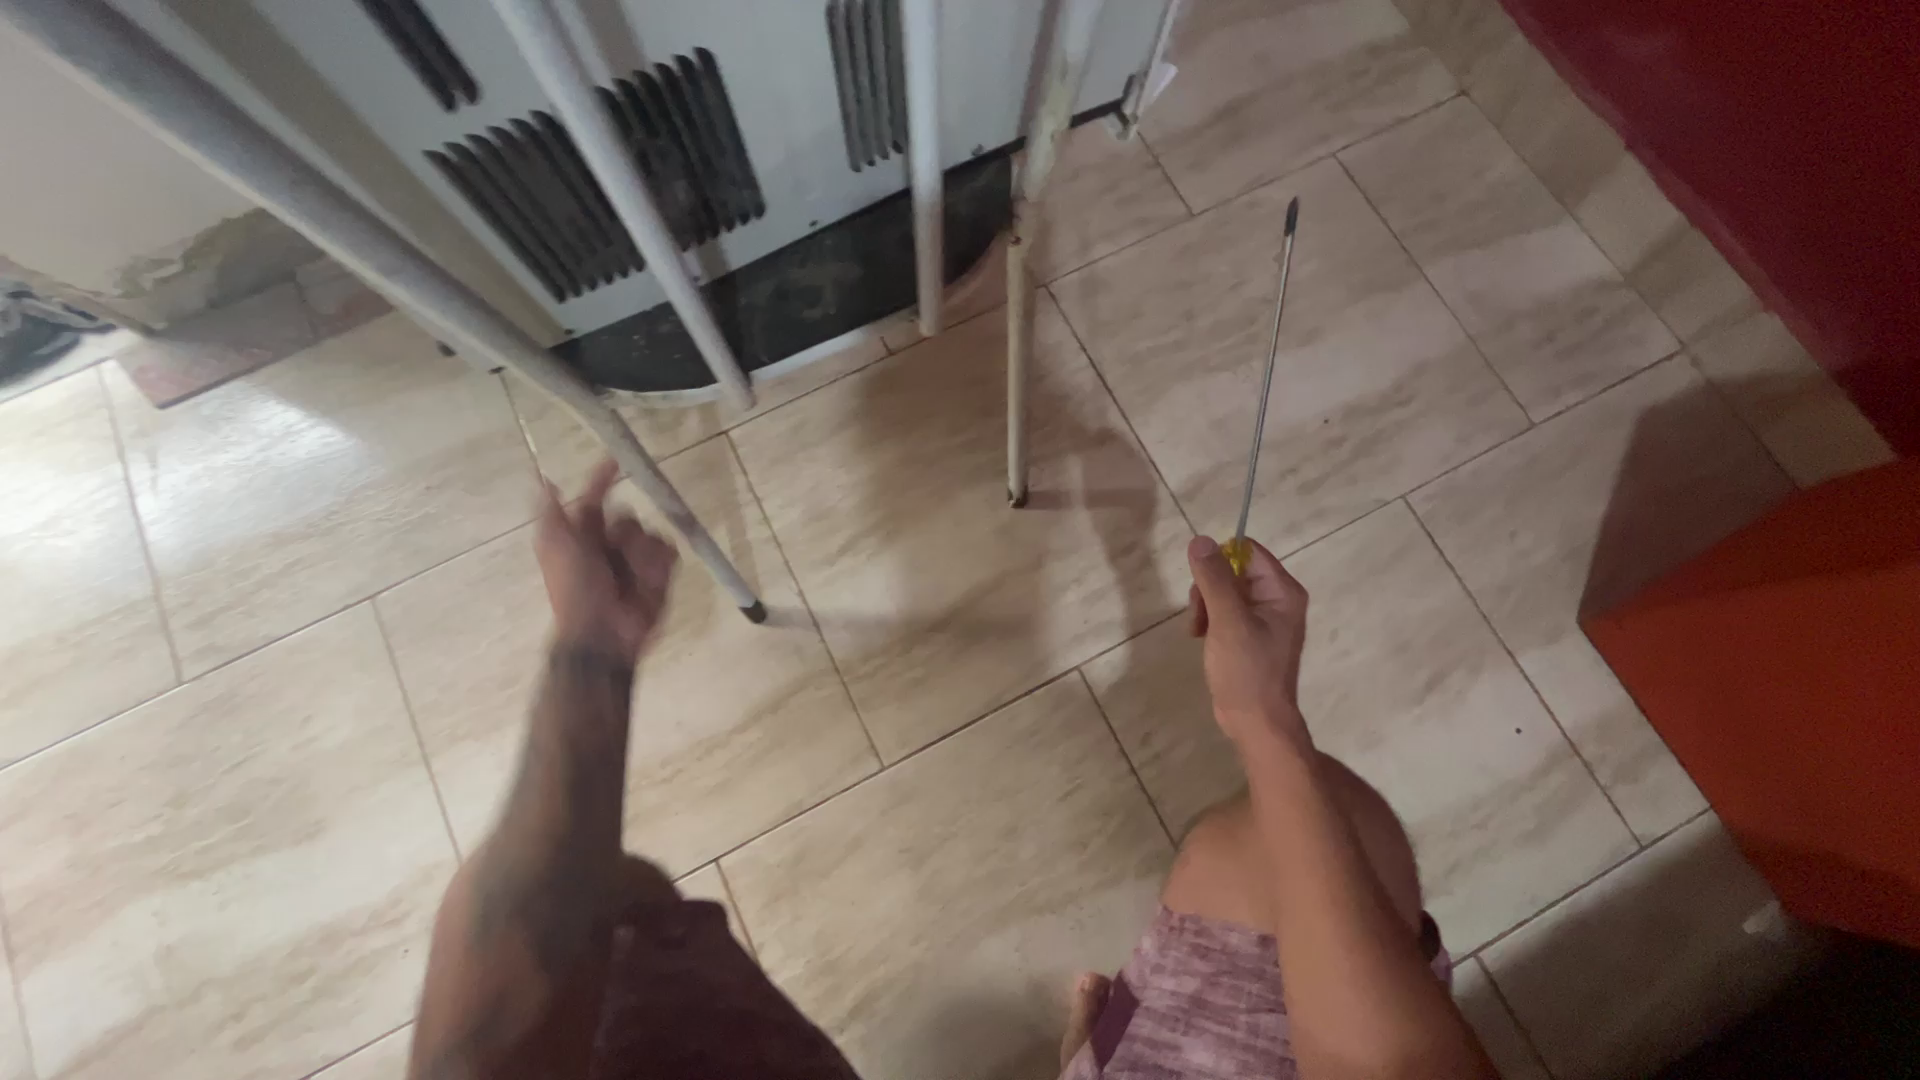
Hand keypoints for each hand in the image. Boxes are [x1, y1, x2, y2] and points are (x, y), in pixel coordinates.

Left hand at [534, 459, 677, 661]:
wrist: (603, 632)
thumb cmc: (574, 588)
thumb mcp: (554, 545)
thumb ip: (551, 512)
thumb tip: (543, 478)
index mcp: (583, 534)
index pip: (596, 498)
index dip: (604, 479)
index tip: (616, 460)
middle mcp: (611, 542)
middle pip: (629, 515)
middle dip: (625, 531)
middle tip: (614, 551)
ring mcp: (637, 557)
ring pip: (652, 532)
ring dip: (642, 552)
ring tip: (633, 575)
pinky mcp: (661, 572)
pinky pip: (669, 550)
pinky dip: (660, 563)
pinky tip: (650, 579)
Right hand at [1187, 535, 1311, 750]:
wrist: (1255, 721)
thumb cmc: (1247, 670)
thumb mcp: (1228, 621)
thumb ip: (1214, 579)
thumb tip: (1200, 540)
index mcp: (1282, 591)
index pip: (1248, 551)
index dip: (1219, 560)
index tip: (1202, 583)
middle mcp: (1276, 599)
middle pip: (1232, 569)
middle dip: (1208, 588)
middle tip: (1199, 615)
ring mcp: (1263, 618)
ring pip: (1222, 590)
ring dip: (1204, 605)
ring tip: (1198, 631)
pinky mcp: (1248, 634)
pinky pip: (1223, 610)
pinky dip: (1208, 619)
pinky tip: (1200, 638)